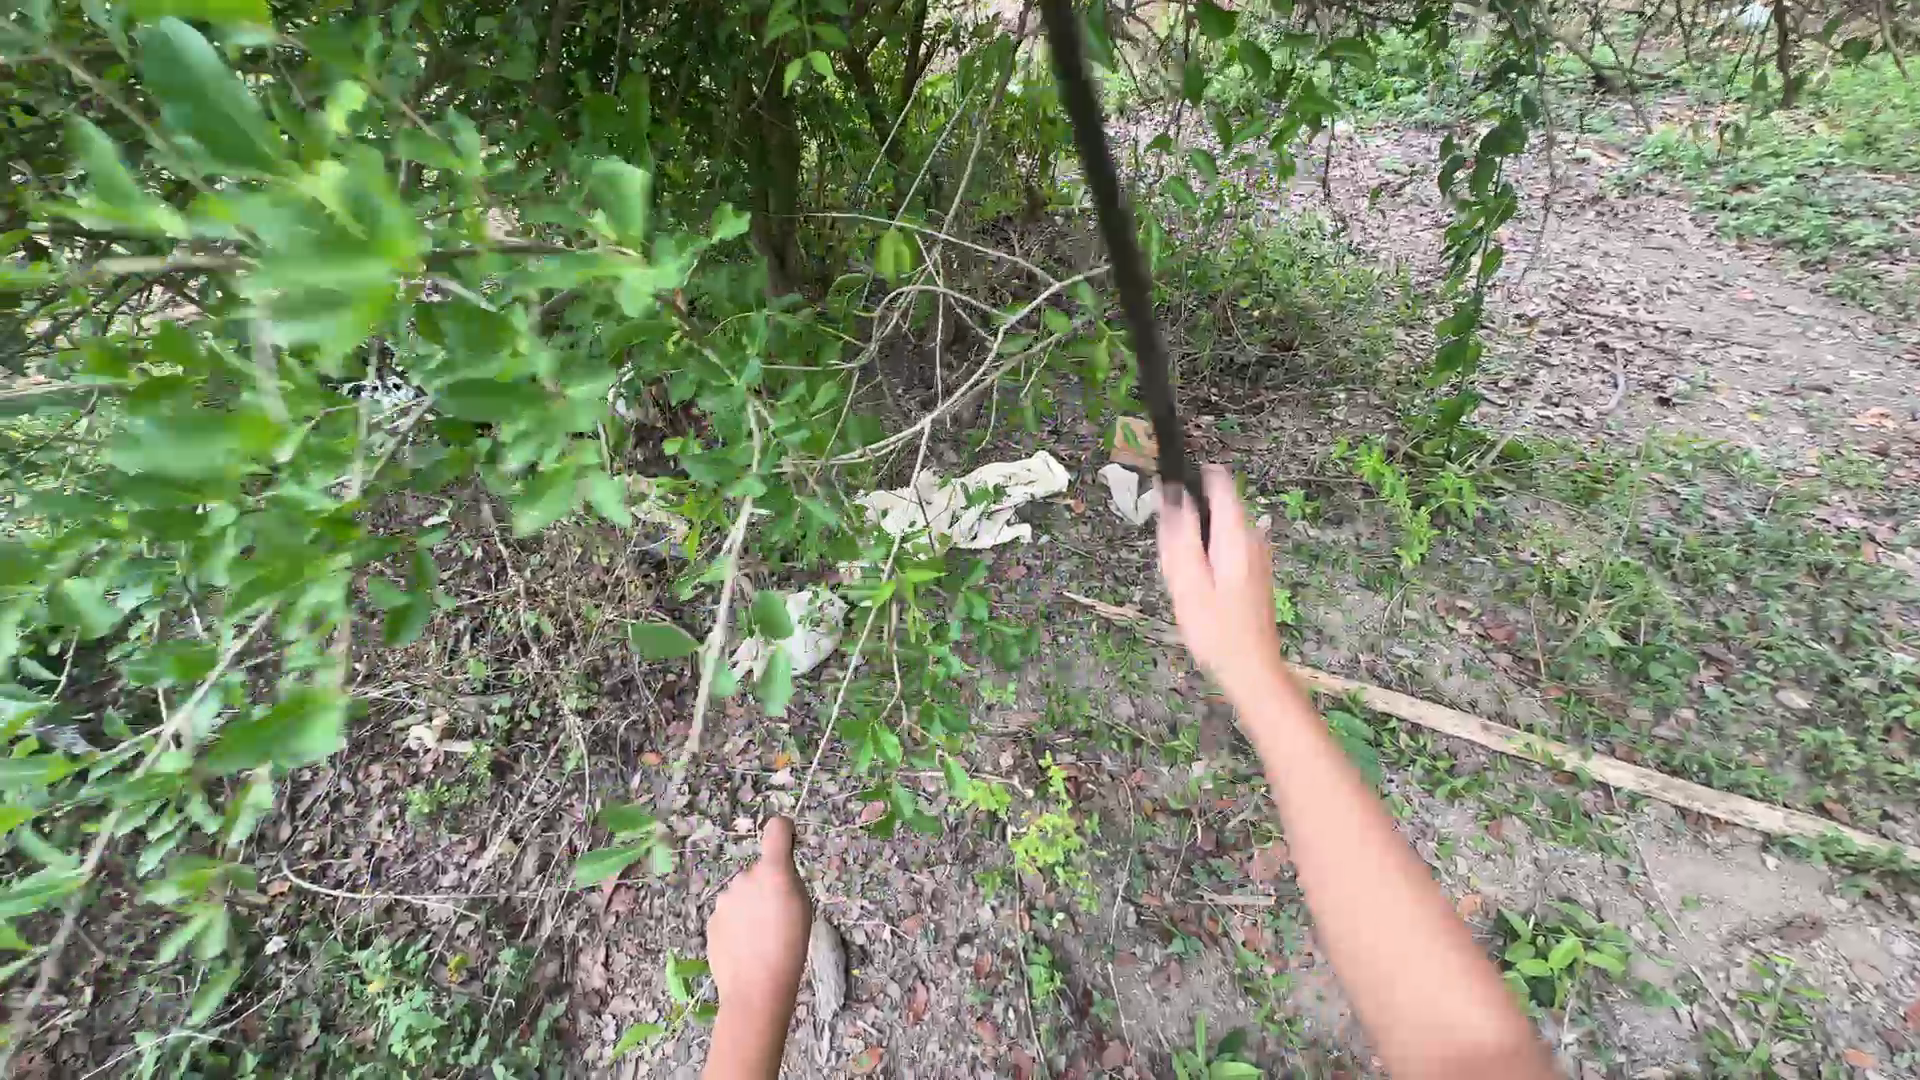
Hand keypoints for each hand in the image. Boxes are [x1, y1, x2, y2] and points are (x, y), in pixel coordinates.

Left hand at [707, 817, 811, 1014]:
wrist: (756, 989)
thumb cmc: (790, 946)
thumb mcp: (803, 906)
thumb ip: (788, 880)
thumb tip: (777, 873)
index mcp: (773, 871)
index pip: (777, 829)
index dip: (784, 831)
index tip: (788, 842)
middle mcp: (745, 876)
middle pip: (759, 870)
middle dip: (766, 885)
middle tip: (775, 915)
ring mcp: (725, 898)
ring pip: (742, 893)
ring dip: (750, 905)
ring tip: (758, 936)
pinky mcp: (712, 919)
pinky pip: (730, 912)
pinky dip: (737, 922)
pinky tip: (744, 946)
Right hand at [1157, 465, 1284, 699]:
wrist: (1250, 668)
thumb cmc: (1214, 628)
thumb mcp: (1187, 582)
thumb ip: (1180, 536)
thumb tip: (1174, 497)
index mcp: (1235, 535)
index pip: (1220, 483)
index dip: (1193, 477)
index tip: (1168, 486)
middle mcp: (1252, 537)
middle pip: (1216, 507)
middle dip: (1188, 519)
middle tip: (1170, 556)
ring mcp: (1258, 555)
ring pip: (1218, 529)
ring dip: (1195, 541)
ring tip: (1181, 576)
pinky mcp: (1255, 571)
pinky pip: (1225, 547)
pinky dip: (1206, 556)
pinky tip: (1196, 586)